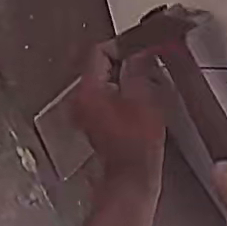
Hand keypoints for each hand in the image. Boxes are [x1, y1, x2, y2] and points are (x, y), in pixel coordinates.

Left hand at [70, 40, 164, 193]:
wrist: (133, 179)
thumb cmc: (137, 145)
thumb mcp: (144, 98)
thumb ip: (139, 68)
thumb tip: (140, 52)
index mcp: (88, 89)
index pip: (98, 51)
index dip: (121, 46)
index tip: (140, 47)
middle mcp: (81, 99)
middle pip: (99, 65)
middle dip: (124, 61)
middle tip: (145, 63)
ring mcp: (86, 112)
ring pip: (104, 81)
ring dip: (124, 77)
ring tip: (145, 82)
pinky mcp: (95, 123)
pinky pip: (107, 97)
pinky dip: (122, 93)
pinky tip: (139, 101)